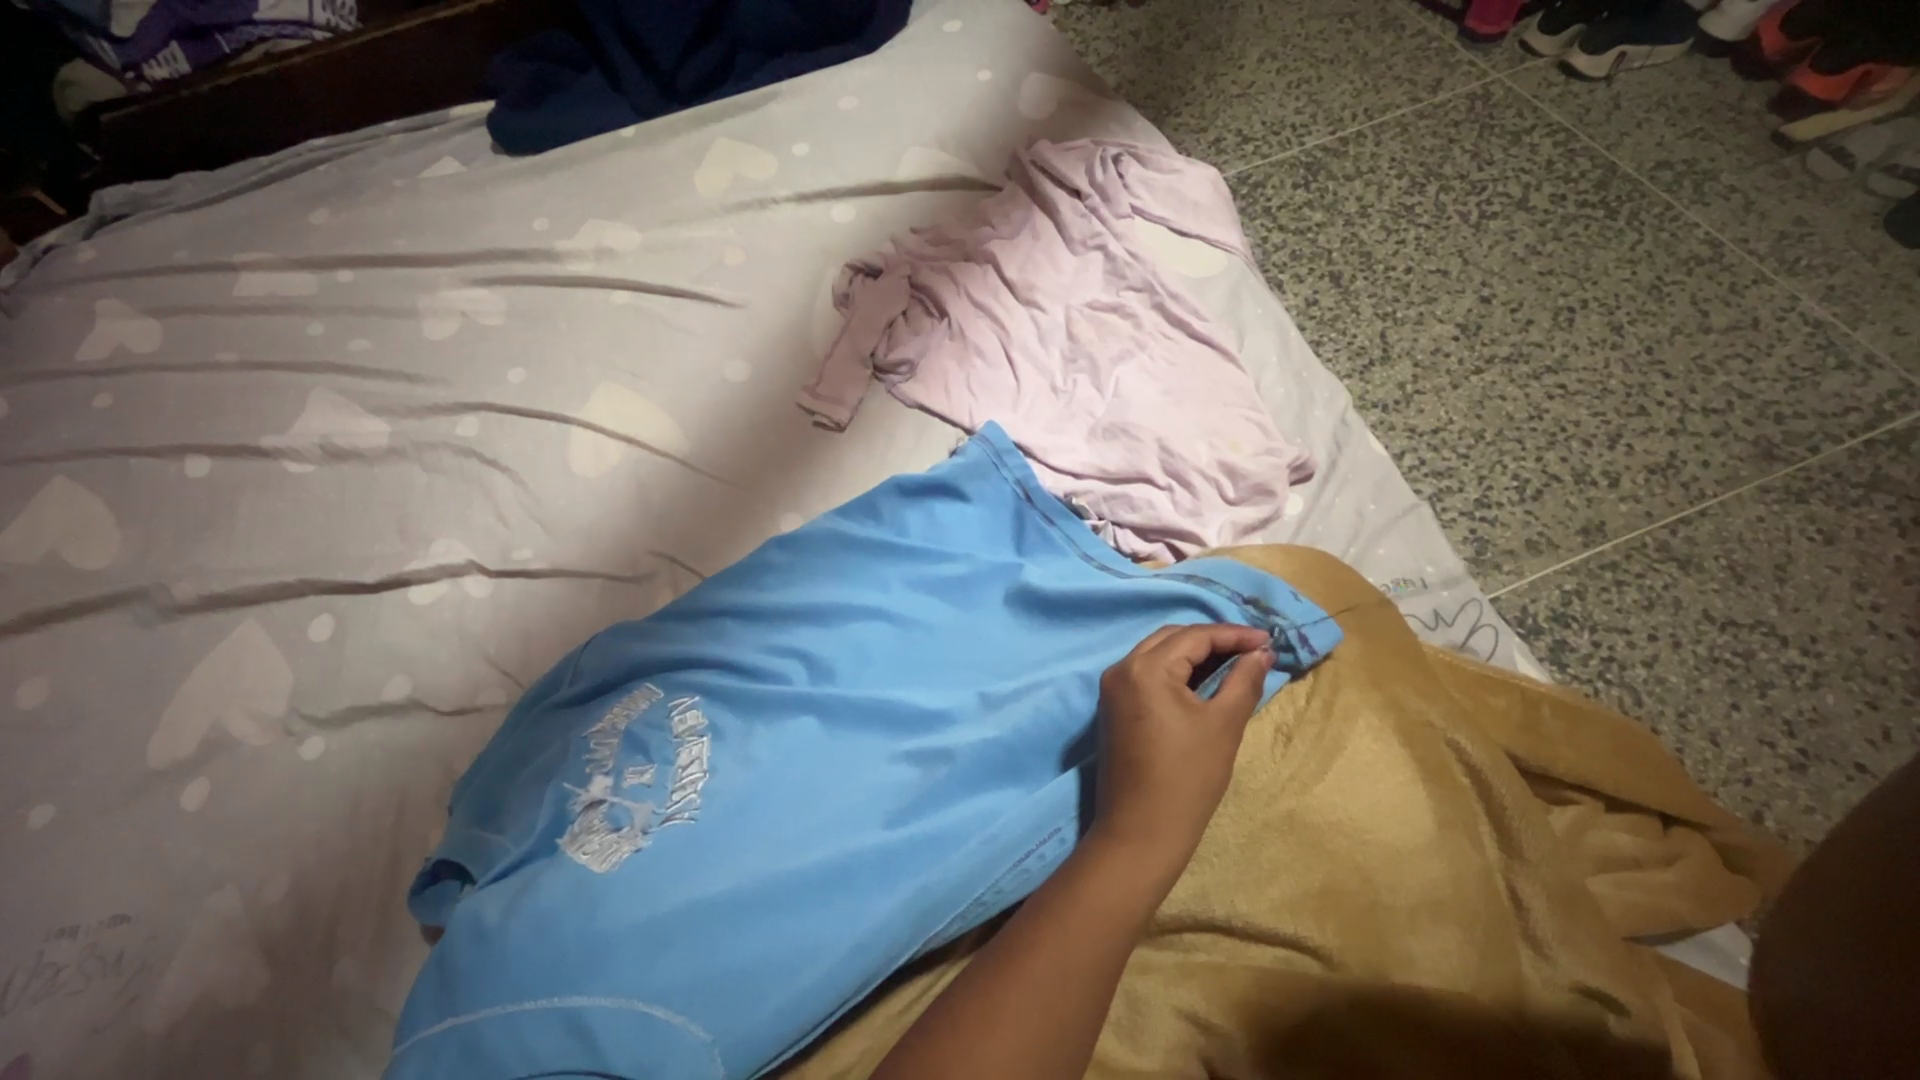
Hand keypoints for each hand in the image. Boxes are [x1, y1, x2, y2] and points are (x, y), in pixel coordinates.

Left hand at [1089, 624, 1271, 878]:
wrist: (1140, 831)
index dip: (1234, 635)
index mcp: (1145, 668)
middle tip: (1252, 650)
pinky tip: (1203, 681)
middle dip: (1213, 640)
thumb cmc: (1187, 778)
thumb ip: (1243, 681)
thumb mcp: (1223, 725)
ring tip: (1235, 662)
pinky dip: (1175, 672)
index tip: (1268, 640)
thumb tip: (1260, 653)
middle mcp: (1122, 669)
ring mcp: (1112, 689)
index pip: (1195, 636)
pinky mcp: (1112, 708)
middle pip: (1172, 638)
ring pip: (1157, 654)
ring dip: (1194, 654)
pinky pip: (1146, 675)